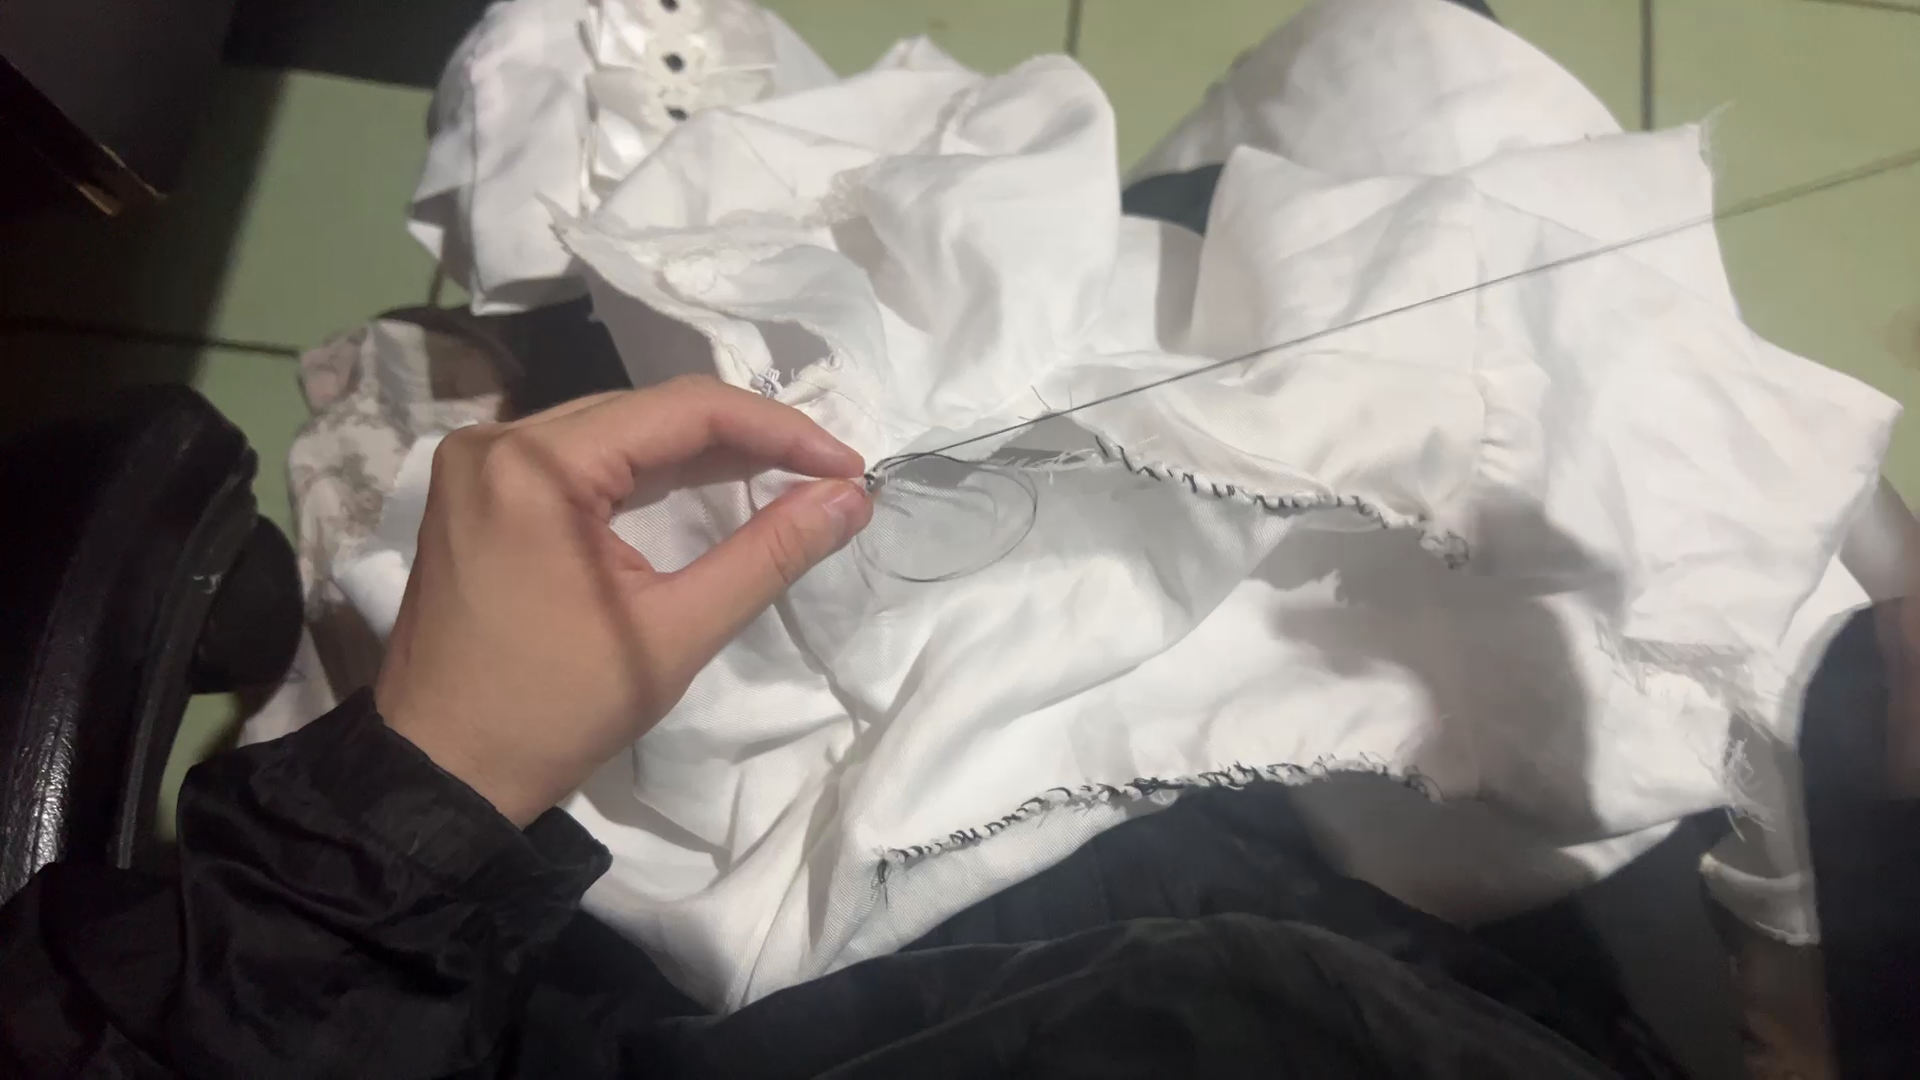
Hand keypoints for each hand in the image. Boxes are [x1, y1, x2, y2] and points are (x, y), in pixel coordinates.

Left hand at [374, 376, 871, 825]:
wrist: (441, 773)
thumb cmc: (557, 710)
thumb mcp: (678, 632)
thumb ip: (770, 555)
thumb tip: (850, 498)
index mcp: (539, 465)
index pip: (686, 410)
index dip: (781, 431)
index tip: (847, 466)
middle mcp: (503, 440)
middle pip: (656, 410)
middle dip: (753, 437)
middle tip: (825, 474)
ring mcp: (488, 461)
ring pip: (629, 428)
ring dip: (712, 450)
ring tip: (787, 476)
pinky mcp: (490, 488)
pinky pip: (596, 455)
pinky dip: (664, 469)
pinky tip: (712, 487)